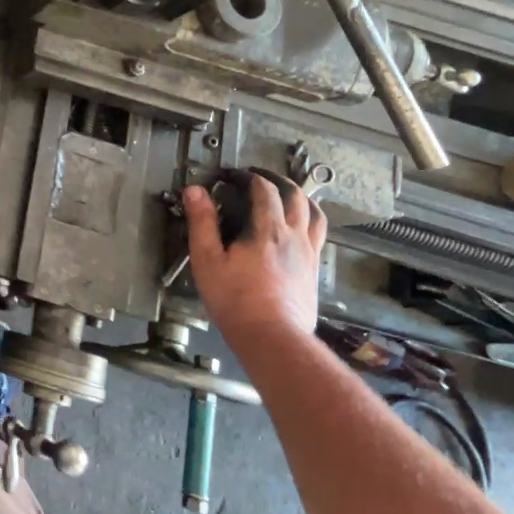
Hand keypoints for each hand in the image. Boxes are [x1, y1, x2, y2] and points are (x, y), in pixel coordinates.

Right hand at [182, 175, 327, 343]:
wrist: (273, 338)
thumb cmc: (235, 299)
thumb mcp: (208, 259)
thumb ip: (202, 222)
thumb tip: (195, 191)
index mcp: (268, 230)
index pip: (264, 190)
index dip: (248, 177)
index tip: (232, 175)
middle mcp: (295, 237)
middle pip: (296, 196)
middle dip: (277, 181)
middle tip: (258, 179)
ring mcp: (309, 255)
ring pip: (315, 215)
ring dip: (301, 199)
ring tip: (286, 197)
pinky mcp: (314, 272)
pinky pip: (318, 237)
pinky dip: (308, 222)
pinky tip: (297, 231)